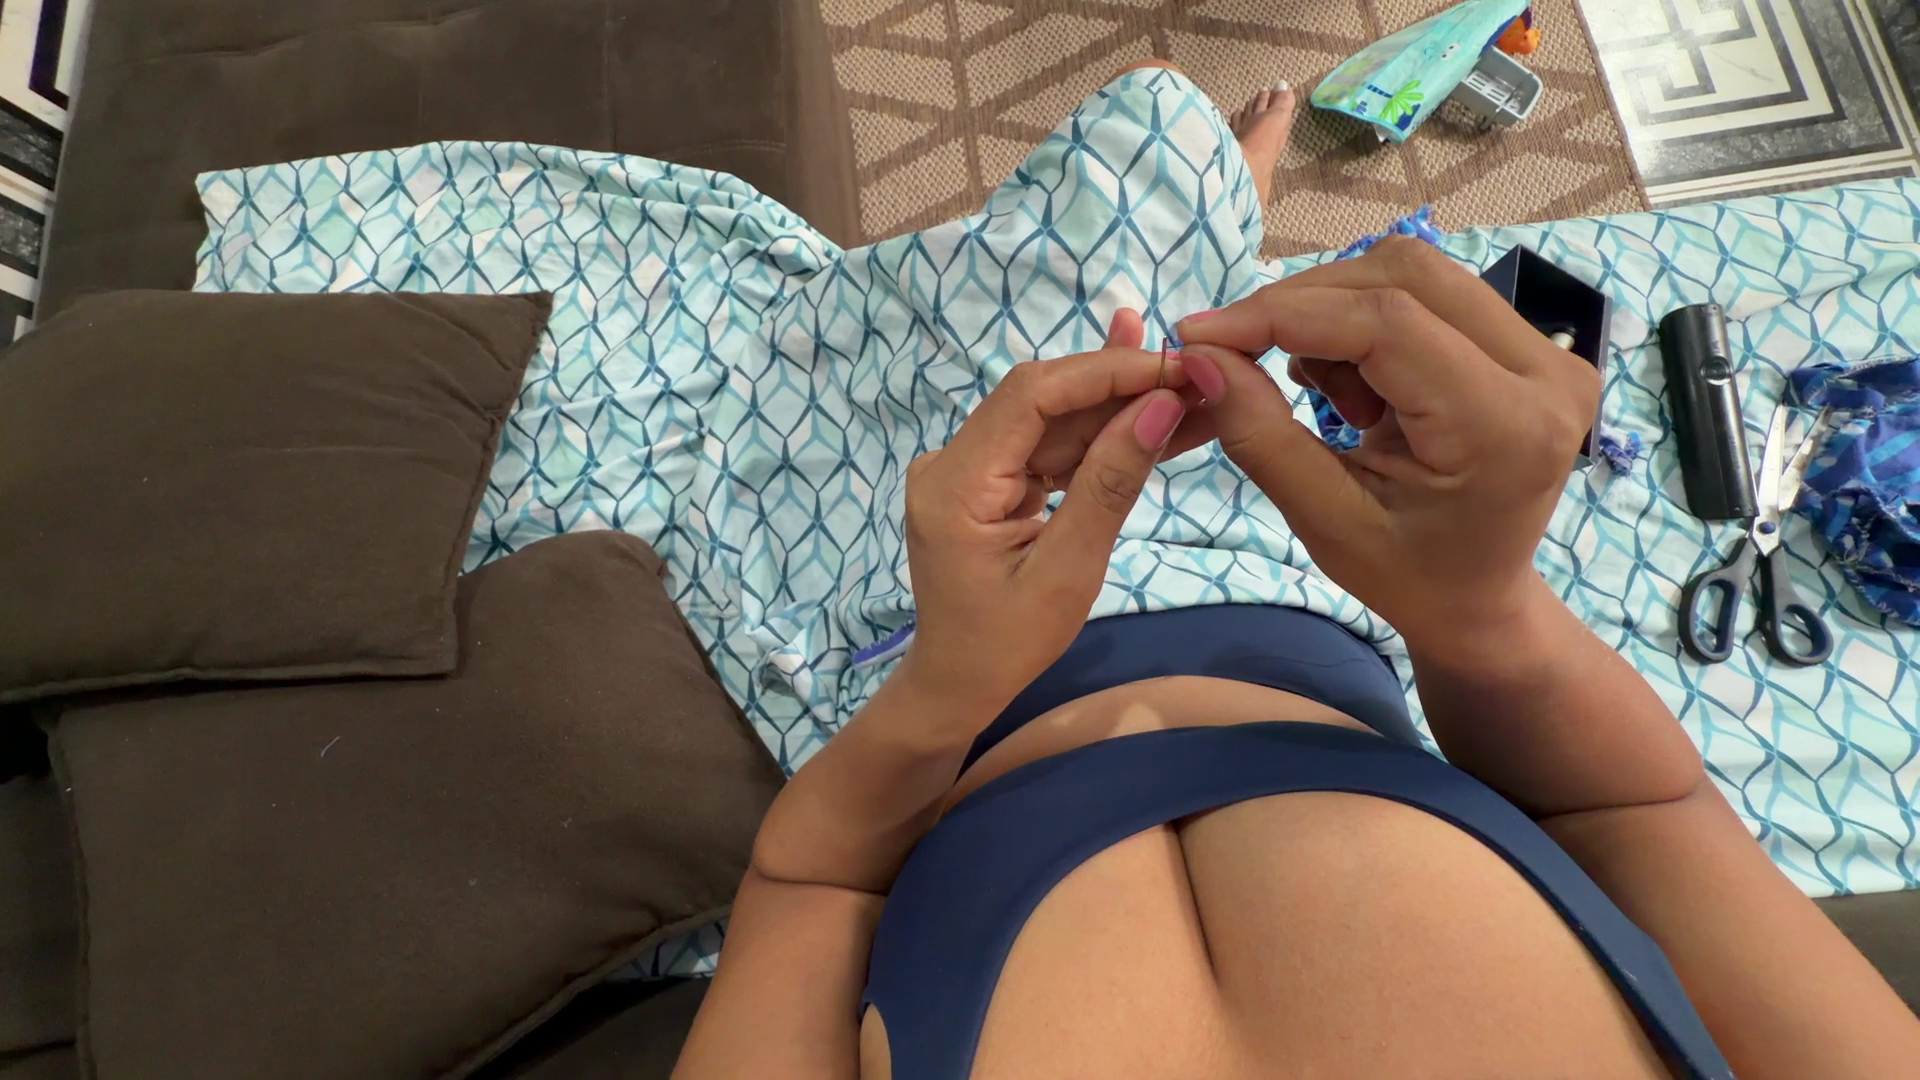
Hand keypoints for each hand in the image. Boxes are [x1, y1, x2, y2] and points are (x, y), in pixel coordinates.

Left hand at [900, 311, 1210, 721]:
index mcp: (954, 484)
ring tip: (1192, 393)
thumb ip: (1110, 484)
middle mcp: (950, 462)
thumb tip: (1161, 405)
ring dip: (1119, 411)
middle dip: (1121, 388)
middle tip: (1198, 377)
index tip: (1174, 367)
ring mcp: (965, 469)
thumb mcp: (1069, 570)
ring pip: (1051, 423)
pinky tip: (1151, 414)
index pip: (1029, 396)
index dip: (1103, 371)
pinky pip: (1045, 450)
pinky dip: (1097, 441)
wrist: (959, 681)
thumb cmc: (1009, 644)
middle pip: (1042, 403)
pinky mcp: (984, 482)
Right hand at [1172, 236, 1599, 655]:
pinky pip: (1425, 296)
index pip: (1384, 324)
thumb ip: (1260, 434)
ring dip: (1330, 314)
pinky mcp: (1525, 344)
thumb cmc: (1401, 575)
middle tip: (1236, 349)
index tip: (1200, 334)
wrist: (1476, 597)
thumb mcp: (1320, 519)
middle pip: (1403, 276)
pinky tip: (1351, 387)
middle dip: (1299, 303)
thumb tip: (1200, 357)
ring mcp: (1545, 349)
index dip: (1281, 315)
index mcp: (1502, 427)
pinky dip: (1358, 324)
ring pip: (1413, 274)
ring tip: (1317, 389)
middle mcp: (1545, 369)